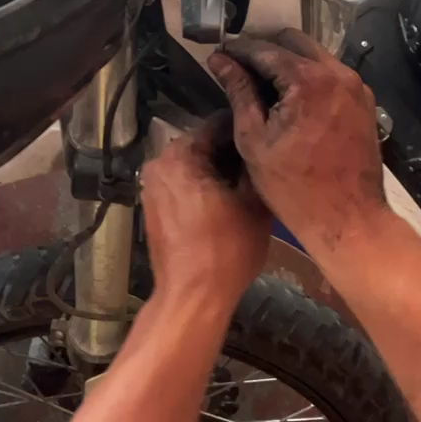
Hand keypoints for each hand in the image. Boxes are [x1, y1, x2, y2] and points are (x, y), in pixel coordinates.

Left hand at [140, 114, 270, 307]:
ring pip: (193, 165)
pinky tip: (227, 201)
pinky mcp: (153, 206)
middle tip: (261, 162)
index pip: (218, 124)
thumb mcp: (254, 204)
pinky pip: (183, 184)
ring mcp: (153, 185)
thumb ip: (255, 166)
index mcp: (181, 153)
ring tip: (248, 182)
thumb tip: (259, 145)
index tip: (268, 136)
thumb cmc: (225, 249)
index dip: (246, 129)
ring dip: (217, 171)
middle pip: (203, 144)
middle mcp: (160, 161)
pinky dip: (203, 187)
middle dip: (231, 152)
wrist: (191, 297)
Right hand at [207, 30, 388, 254]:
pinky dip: (308, 76)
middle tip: (239, 66)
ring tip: (261, 83)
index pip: (265, 49)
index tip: (219, 54)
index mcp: (308, 80)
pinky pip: (330, 74)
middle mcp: (337, 73)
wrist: (347, 220)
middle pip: (293, 41)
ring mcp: (355, 86)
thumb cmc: (293, 186)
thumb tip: (219, 61)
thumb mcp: (254, 138)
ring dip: (287, 61)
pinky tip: (290, 98)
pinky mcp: (364, 101)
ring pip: (314, 55)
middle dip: (264, 48)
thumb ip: (238, 92)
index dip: (238, 49)